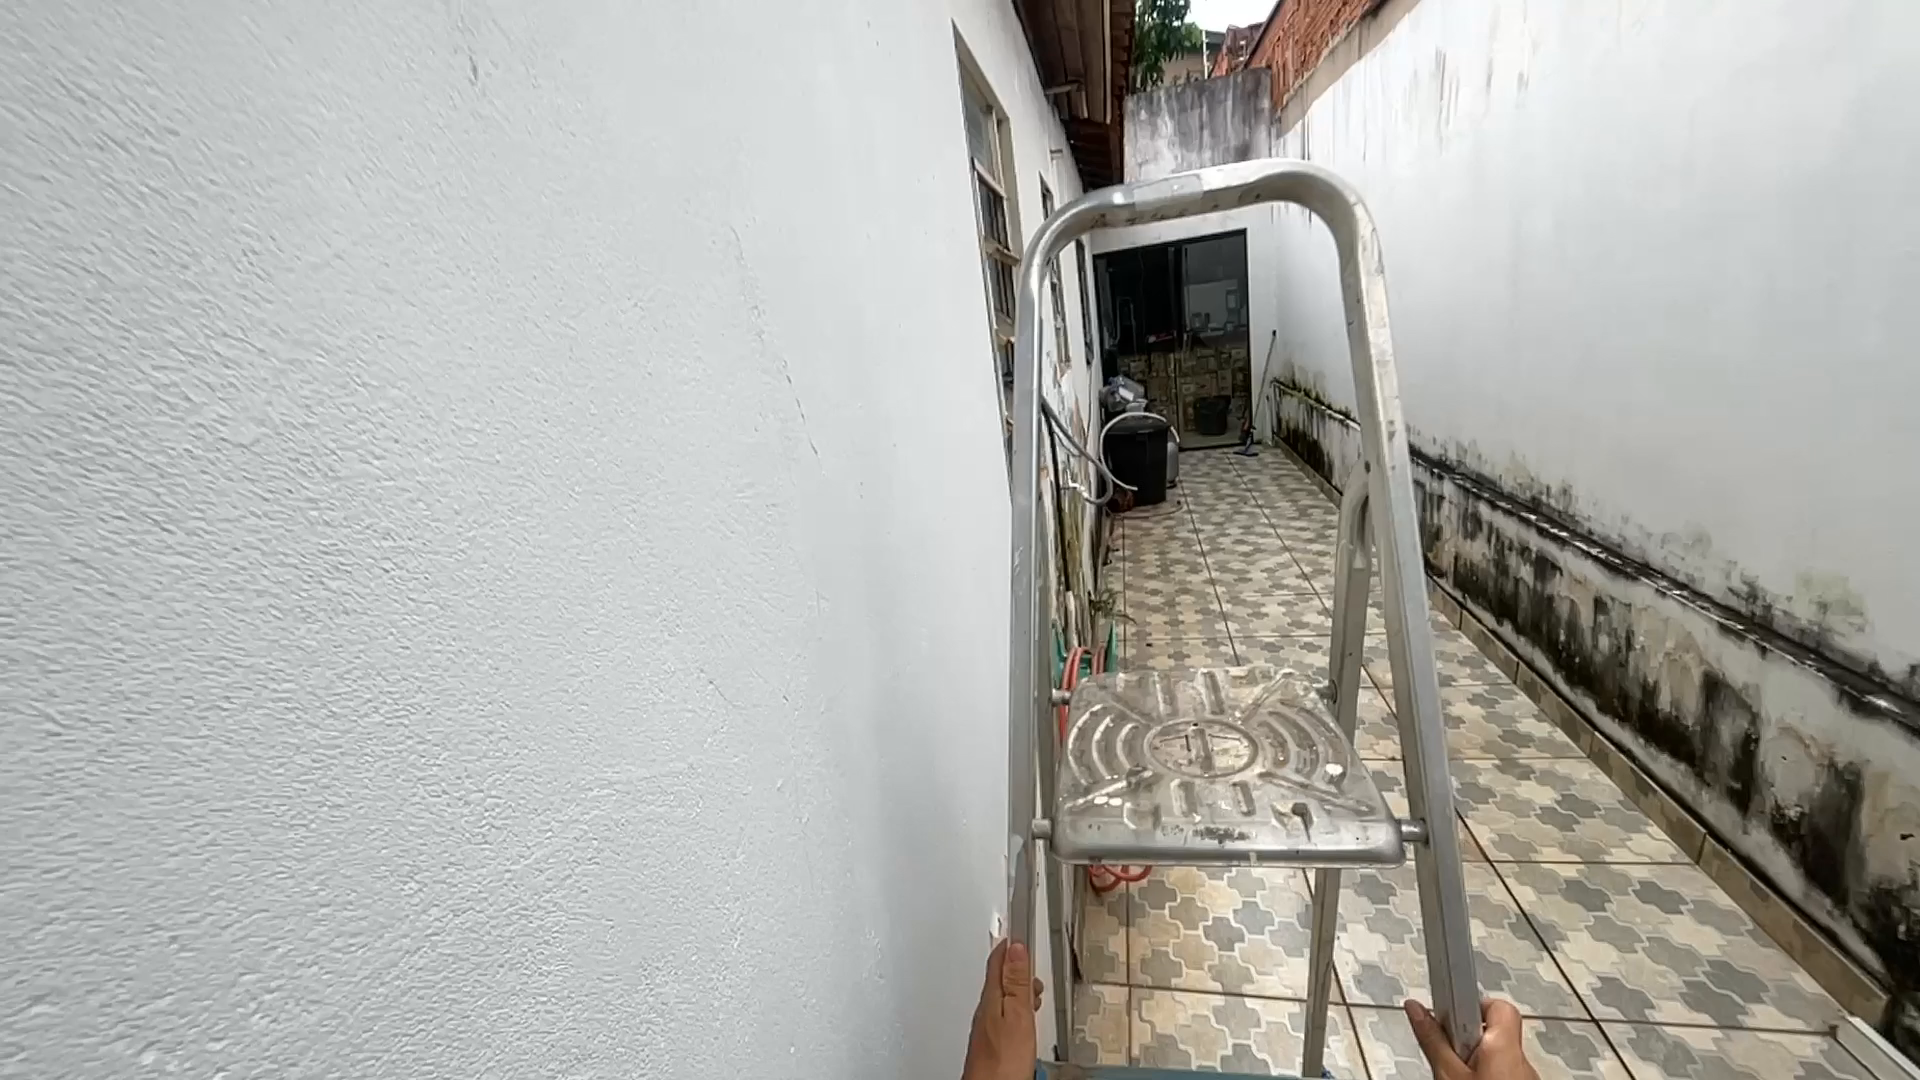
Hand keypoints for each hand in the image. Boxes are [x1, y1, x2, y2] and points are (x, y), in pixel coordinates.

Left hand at [961, 939, 1046, 1079]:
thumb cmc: (1002, 1062)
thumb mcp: (1018, 1014)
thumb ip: (1017, 981)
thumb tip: (1016, 945)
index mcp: (992, 995)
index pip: (998, 957)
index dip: (1010, 940)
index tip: (1018, 924)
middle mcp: (985, 1007)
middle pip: (999, 975)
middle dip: (1016, 965)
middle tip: (1029, 957)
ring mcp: (986, 1024)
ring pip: (1001, 995)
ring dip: (1017, 987)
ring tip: (1032, 987)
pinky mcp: (990, 1041)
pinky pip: (1002, 1013)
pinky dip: (1014, 1007)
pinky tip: (1022, 1017)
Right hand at [1404, 999, 1539, 1079]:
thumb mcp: (1447, 1076)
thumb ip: (1432, 1039)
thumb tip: (1415, 1007)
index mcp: (1506, 1049)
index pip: (1498, 1005)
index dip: (1470, 1003)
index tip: (1447, 1010)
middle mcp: (1524, 1062)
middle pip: (1492, 1031)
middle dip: (1466, 1037)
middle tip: (1448, 1054)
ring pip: (1497, 1055)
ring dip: (1474, 1060)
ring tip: (1456, 1078)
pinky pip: (1503, 1073)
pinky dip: (1485, 1076)